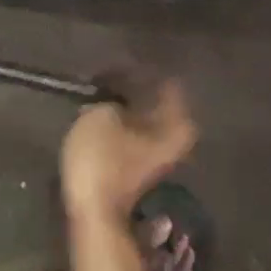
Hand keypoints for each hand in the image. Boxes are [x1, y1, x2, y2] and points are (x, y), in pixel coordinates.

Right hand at [60, 73, 195, 224]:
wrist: (94, 209)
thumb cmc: (101, 159)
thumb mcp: (100, 115)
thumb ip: (110, 96)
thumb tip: (113, 94)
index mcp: (176, 122)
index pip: (163, 81)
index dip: (137, 68)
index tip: (112, 61)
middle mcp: (177, 136)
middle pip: (154, 98)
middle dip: (128, 85)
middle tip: (102, 73)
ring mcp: (160, 151)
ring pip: (142, 114)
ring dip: (121, 101)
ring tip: (96, 89)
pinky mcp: (140, 160)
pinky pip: (133, 129)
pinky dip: (117, 117)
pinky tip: (97, 109)